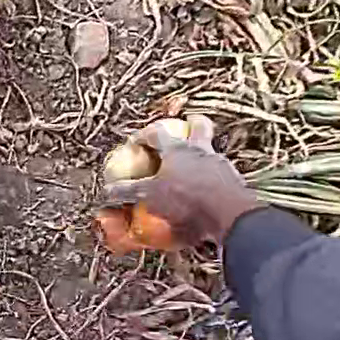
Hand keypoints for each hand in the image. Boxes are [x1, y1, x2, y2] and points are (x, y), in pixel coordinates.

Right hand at [101, 115, 261, 246]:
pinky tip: (208, 188)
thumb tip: (106, 190)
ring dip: (203, 151)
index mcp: (176, 150)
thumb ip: (128, 191)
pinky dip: (213, 176)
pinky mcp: (233, 181)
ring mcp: (220, 164)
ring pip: (212, 148)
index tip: (135, 141)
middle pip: (198, 127)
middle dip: (191, 123)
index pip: (157, 133)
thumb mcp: (149, 196)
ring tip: (195, 161)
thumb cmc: (185, 200)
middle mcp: (200, 151)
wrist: (227, 215)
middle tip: (187, 124)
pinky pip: (221, 172)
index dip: (143, 135)